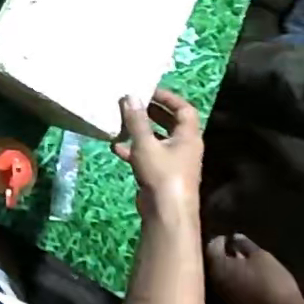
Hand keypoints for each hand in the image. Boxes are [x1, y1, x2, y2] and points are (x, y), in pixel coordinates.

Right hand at [112, 88, 202, 225]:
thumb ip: (137, 120)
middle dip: (151, 111)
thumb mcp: (145, 143)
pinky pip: (148, 154)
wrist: (167, 213)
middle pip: (170, 122)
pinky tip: (115, 147)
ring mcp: (174, 161)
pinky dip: (134, 148)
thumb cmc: (161, 173)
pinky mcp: (161, 173)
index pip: (184, 109)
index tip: (147, 90)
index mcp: (188, 137)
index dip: (168, 97)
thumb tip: (130, 95)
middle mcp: (184, 147)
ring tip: (121, 121)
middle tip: (131, 102)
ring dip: (140, 129)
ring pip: (158, 138)